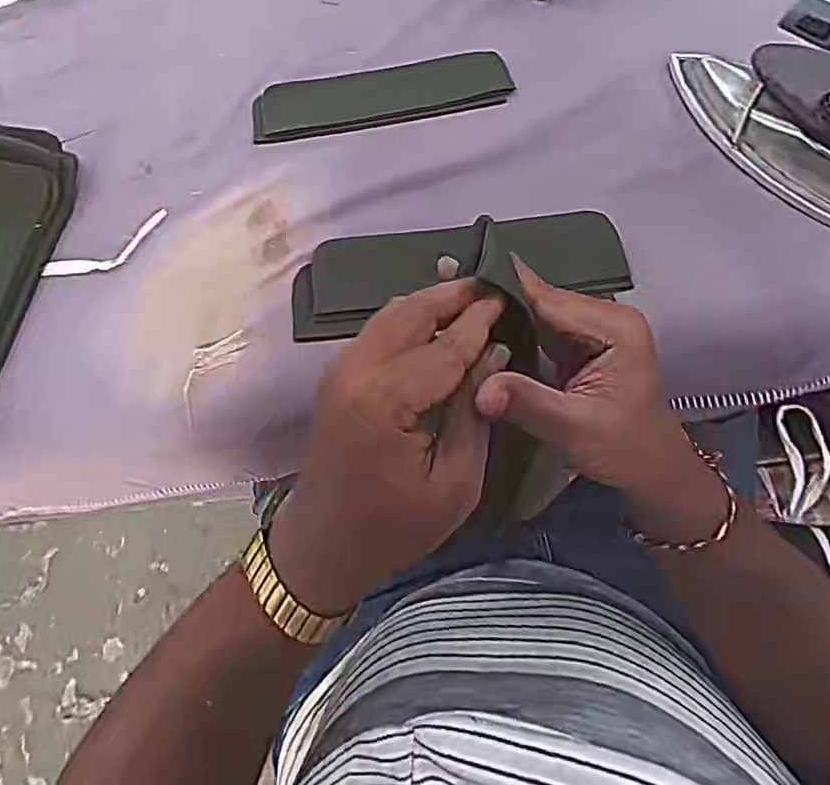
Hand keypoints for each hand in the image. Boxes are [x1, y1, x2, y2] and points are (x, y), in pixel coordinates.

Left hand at [267, 279, 507, 614]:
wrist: (322, 544)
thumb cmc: (394, 527)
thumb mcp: (455, 483)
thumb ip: (475, 412)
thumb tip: (494, 354)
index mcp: (385, 401)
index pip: (444, 347)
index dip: (479, 322)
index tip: (507, 298)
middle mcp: (356, 371)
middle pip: (411, 313)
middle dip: (452, 294)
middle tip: (490, 283)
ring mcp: (340, 369)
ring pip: (391, 314)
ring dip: (430, 302)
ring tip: (470, 298)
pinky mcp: (337, 374)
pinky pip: (379, 330)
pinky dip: (410, 318)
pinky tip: (436, 324)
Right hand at [474, 259, 726, 543]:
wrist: (653, 470)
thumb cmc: (628, 450)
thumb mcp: (576, 430)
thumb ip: (529, 404)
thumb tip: (481, 389)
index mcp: (616, 326)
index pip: (549, 298)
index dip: (503, 292)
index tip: (459, 285)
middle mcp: (605, 316)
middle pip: (539, 300)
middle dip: (496, 304)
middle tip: (449, 307)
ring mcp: (591, 328)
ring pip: (534, 312)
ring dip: (500, 317)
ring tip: (458, 318)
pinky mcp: (577, 342)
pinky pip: (537, 328)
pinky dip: (511, 333)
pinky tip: (481, 337)